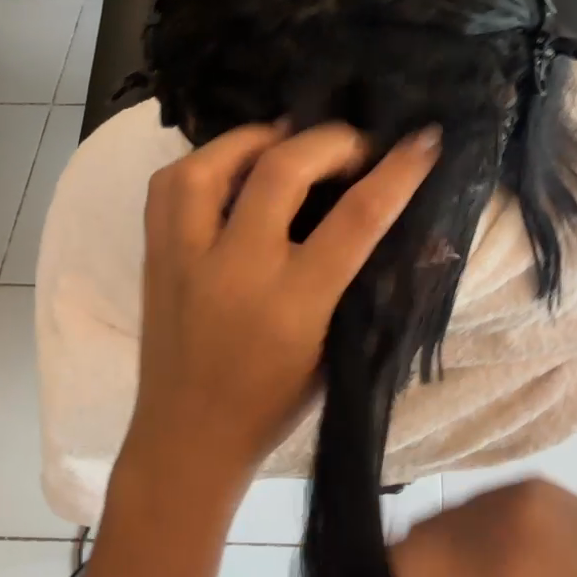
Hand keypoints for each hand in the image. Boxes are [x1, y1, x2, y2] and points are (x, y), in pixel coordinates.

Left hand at [128, 122, 441, 472]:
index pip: (357, 218)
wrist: (186, 440)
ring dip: (257, 137)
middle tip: (354, 144)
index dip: (397, 170)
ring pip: (211, 166)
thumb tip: (408, 229)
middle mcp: (236, 271)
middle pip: (282, 171)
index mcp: (293, 304)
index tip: (423, 140)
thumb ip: (365, 286)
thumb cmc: (273, 404)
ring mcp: (185, 258)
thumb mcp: (336, 352)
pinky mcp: (153, 255)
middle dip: (330, 141)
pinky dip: (205, 159)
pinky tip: (232, 163)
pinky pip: (168, 184)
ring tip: (288, 137)